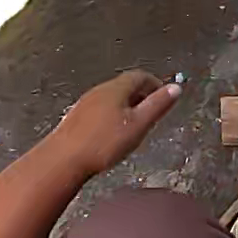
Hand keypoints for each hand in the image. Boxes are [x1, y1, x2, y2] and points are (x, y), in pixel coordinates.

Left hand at [43, 70, 180, 178]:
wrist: (60, 162)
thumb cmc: (104, 143)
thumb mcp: (139, 124)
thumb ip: (158, 104)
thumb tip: (176, 87)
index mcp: (116, 88)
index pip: (140, 76)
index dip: (156, 84)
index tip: (165, 98)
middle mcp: (99, 91)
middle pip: (125, 85)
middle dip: (142, 95)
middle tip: (153, 113)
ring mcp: (84, 104)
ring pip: (112, 98)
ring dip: (127, 106)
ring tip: (136, 125)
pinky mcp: (75, 118)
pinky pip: (101, 109)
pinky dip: (113, 115)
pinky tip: (113, 134)